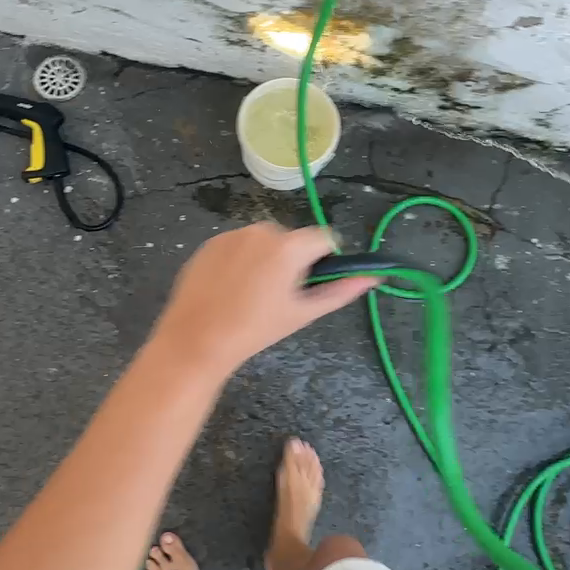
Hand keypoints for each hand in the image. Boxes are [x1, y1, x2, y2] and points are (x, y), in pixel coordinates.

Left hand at [147, 223, 375, 375]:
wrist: (196, 339)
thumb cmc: (255, 329)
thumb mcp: (302, 313)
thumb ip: (340, 291)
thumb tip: (373, 277)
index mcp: (288, 245)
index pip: (324, 238)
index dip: (324, 260)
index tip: (311, 284)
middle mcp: (262, 230)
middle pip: (292, 239)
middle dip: (293, 260)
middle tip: (279, 295)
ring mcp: (232, 234)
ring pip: (264, 242)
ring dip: (267, 259)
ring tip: (252, 294)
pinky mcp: (210, 242)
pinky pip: (237, 245)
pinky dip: (241, 260)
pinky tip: (230, 288)